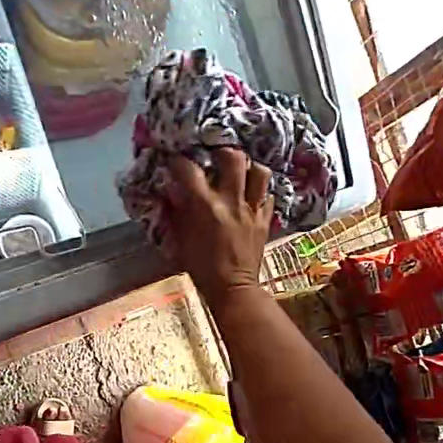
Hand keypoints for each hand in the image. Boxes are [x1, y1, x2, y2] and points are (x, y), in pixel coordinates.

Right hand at [160, 147, 274, 309]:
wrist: (233, 290)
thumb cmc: (202, 268)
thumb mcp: (181, 239)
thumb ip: (179, 212)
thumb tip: (174, 192)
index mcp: (206, 207)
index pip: (190, 171)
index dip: (180, 161)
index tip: (176, 160)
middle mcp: (232, 202)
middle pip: (235, 159)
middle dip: (223, 152)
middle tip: (216, 157)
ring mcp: (252, 210)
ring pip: (260, 172)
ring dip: (249, 168)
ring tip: (240, 173)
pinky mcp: (265, 220)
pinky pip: (268, 196)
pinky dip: (260, 192)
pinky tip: (251, 196)